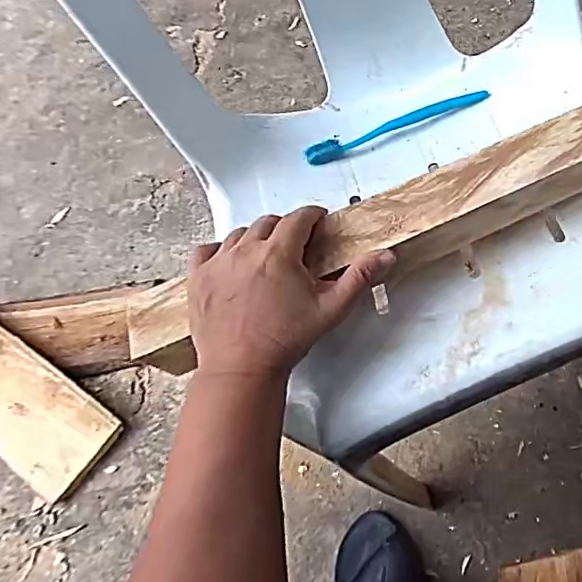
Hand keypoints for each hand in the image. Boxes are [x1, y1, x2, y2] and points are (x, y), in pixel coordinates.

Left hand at [187, 206, 395, 378]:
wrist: (241, 366)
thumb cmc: (285, 338)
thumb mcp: (334, 307)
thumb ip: (361, 277)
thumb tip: (384, 256)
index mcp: (279, 255)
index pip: (298, 218)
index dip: (312, 215)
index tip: (319, 220)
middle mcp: (245, 253)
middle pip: (268, 222)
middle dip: (287, 227)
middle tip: (300, 242)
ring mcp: (217, 265)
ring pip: (239, 234)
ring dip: (257, 237)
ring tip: (270, 254)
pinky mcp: (198, 279)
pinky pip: (208, 250)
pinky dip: (222, 250)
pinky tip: (234, 262)